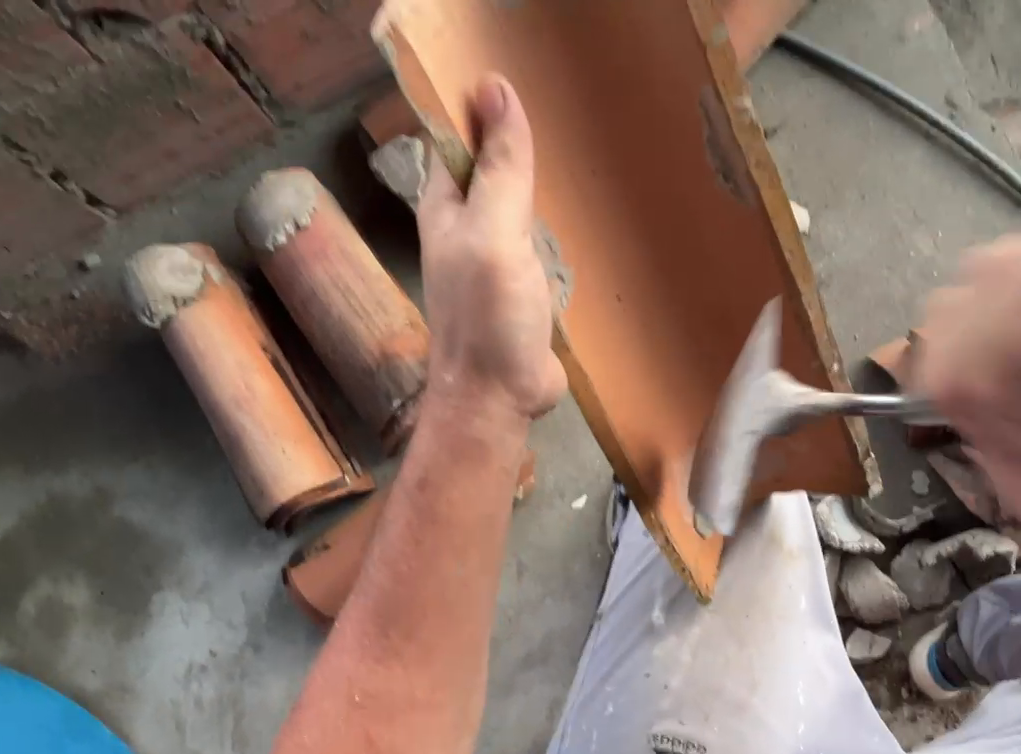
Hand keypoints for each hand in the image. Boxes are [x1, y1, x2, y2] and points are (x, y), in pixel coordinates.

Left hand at [418, 74, 566, 422]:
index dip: (480, 113)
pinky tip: (576, 228)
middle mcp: (464, 230)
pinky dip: (553, 236)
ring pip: (515, 211)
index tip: (521, 92)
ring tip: (574, 168)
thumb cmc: (489, 318)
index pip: (454, 142)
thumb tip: (496, 88)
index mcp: (444, 209)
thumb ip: (500, 169)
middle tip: (559, 127)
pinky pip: (537, 250)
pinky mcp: (520, 293)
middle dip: (516, 151)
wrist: (499, 399)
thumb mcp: (495, 233)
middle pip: (489, 173)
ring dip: (539, 194)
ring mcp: (493, 264)